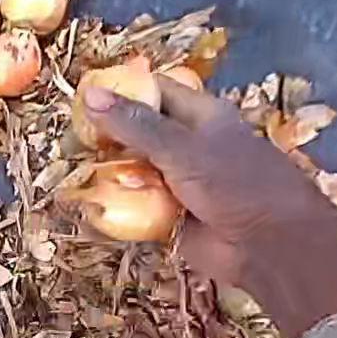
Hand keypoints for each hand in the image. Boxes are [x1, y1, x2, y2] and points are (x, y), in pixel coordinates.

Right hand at [82, 77, 336, 337]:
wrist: (267, 247)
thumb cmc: (234, 184)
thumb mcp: (182, 149)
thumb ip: (136, 125)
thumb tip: (90, 94)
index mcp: (200, 116)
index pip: (155, 91)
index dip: (122, 90)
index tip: (82, 98)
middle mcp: (189, 145)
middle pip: (141, 133)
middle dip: (109, 137)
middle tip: (69, 141)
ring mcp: (181, 181)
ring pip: (138, 171)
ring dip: (111, 173)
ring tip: (71, 171)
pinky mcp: (174, 216)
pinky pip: (141, 206)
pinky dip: (120, 206)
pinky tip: (90, 203)